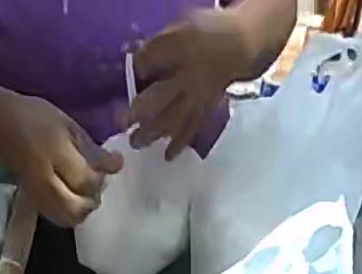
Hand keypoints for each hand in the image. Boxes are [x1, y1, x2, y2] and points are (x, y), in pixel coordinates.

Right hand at [7, 94, 121, 225]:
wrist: (0, 129)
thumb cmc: (36, 119)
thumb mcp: (67, 124)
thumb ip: (92, 149)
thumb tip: (116, 165)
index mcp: (53, 152)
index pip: (85, 179)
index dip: (102, 177)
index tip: (112, 165)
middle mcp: (44, 178)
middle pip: (77, 206)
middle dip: (92, 199)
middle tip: (96, 184)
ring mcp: (37, 194)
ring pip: (68, 218)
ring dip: (83, 210)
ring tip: (85, 192)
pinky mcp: (34, 203)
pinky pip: (58, 218)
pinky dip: (71, 214)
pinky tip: (73, 198)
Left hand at [121, 8, 252, 158]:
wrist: (239, 47)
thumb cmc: (202, 35)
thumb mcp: (180, 27)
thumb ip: (158, 46)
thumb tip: (136, 64)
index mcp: (182, 48)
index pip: (154, 58)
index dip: (141, 64)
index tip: (134, 70)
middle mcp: (189, 77)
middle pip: (161, 97)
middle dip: (140, 111)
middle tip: (122, 122)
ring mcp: (197, 98)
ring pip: (173, 119)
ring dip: (153, 133)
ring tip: (135, 143)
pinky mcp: (204, 112)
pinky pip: (191, 131)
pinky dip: (179, 146)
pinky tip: (167, 157)